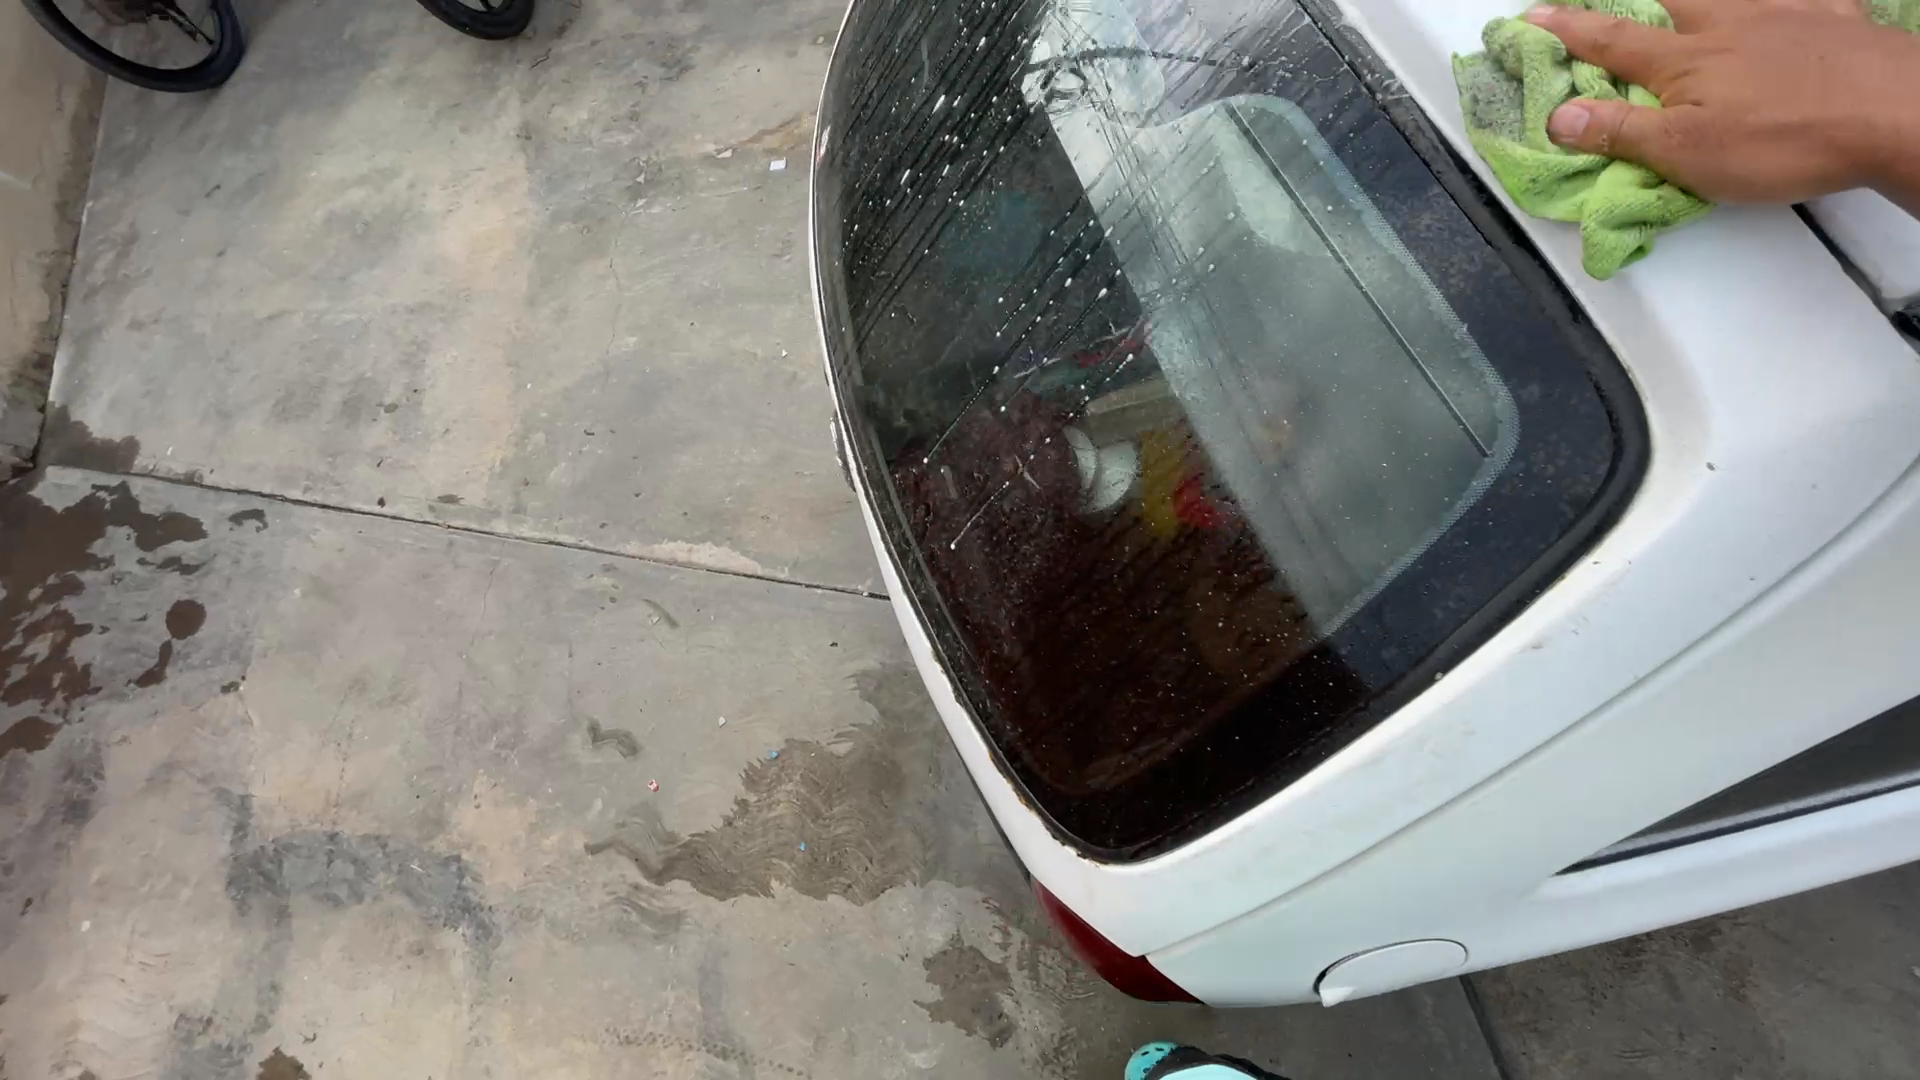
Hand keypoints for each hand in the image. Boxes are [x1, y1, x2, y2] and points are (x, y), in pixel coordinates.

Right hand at [1523, 0, 1919, 205]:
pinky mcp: (1838, 21)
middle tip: (1607, 1)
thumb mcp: (1682, 151)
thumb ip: (1618, 131)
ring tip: (1684, 6)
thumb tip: (1559, 115)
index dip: (1567, 29)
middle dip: (1630, 1)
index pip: (1611, 42)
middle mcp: (1734, 25)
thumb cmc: (1783, 140)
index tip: (1532, 16)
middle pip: (1672, 1)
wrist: (1906, 117)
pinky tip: (1773, 6)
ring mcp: (1791, 15)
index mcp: (1688, 61)